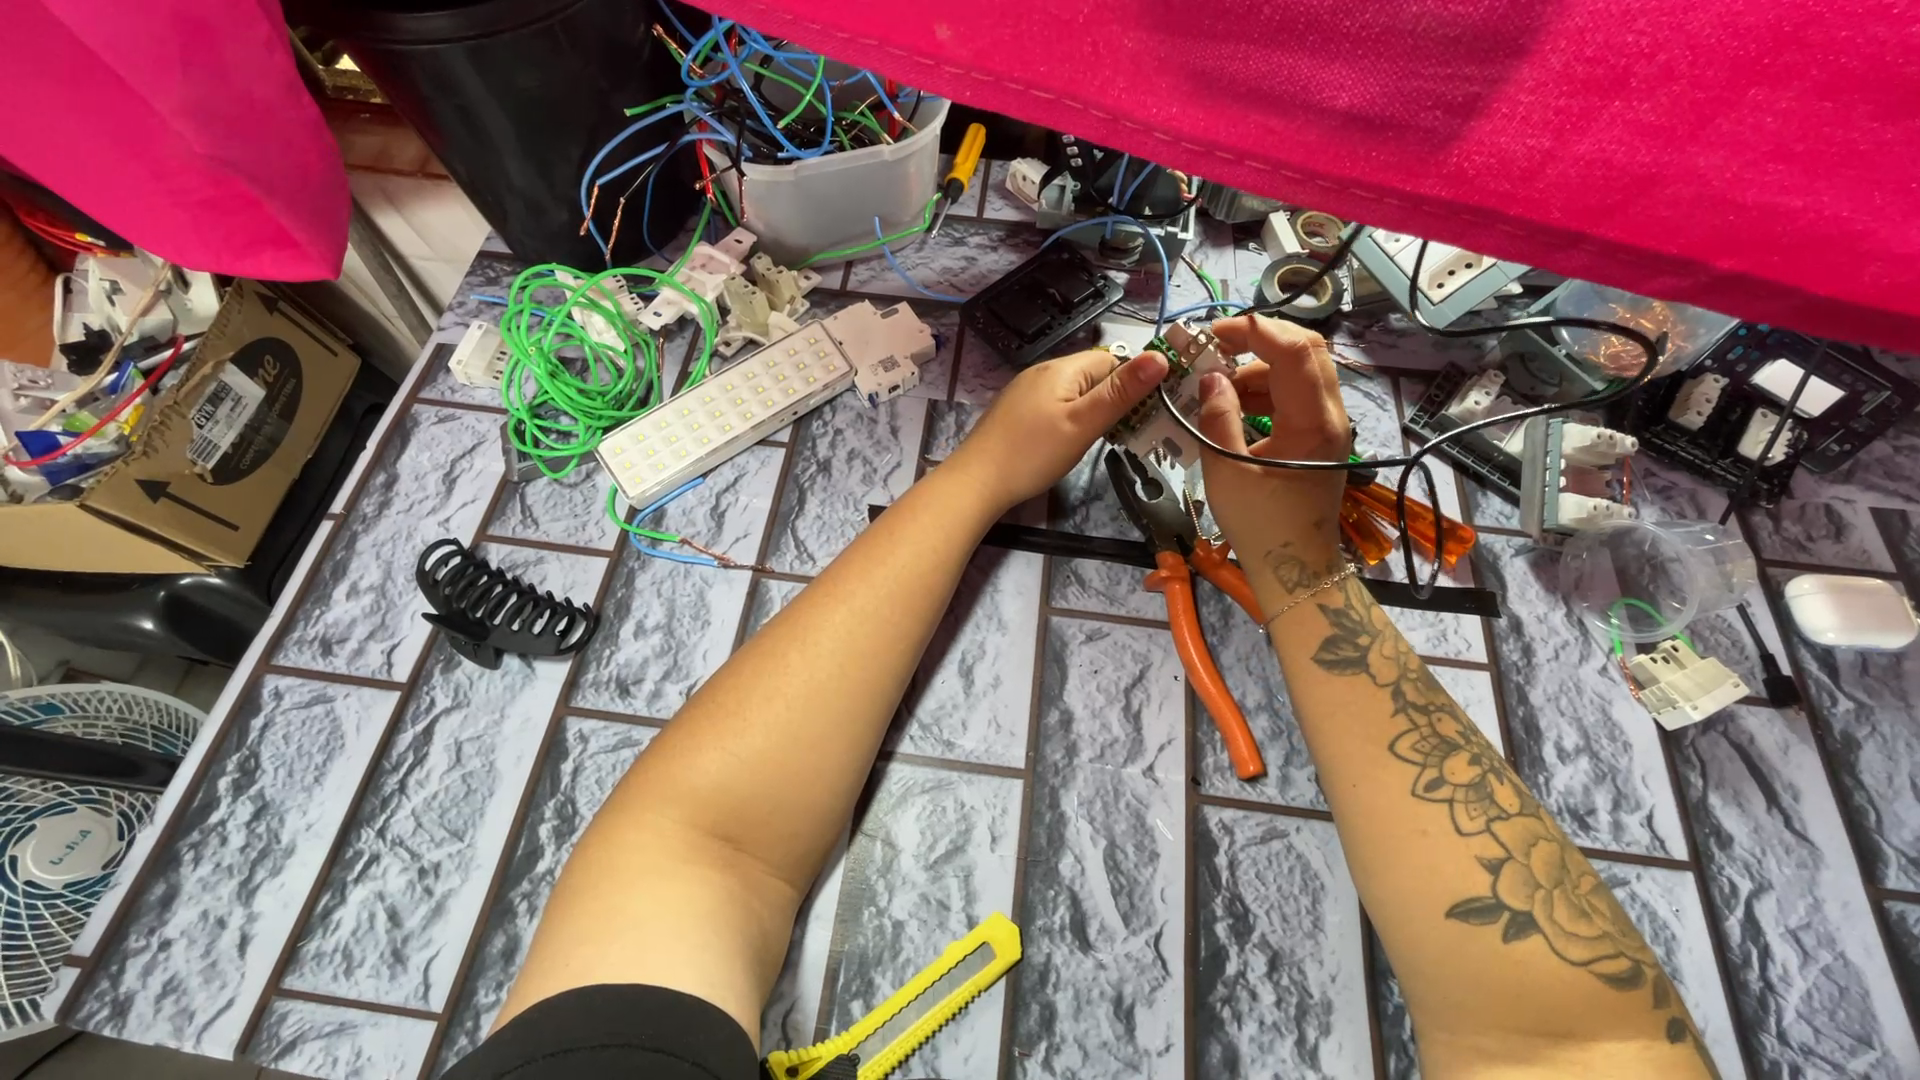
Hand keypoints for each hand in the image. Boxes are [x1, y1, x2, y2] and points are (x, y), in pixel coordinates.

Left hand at [947, 348, 1168, 511]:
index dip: (1134, 382)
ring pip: (1074, 394)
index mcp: (1061, 368)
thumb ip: (1121, 392)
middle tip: (1132, 432)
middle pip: (1094, 376)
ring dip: (1094, 412)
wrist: (976, 482)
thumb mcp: (1083, 423)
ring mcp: (1026, 393)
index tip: (1151, 411)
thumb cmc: (1032, 454)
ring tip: (1103, 440)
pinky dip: (1071, 421)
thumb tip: (1160, 356)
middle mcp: (1042, 373)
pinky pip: (1056, 407)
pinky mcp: (1017, 414)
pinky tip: (1070, 443)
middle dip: (1115, 399)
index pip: (1112, 360)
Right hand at [1194, 315, 1349, 601]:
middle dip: (1259, 339)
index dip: (1255, 331)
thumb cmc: (1260, 525)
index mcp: (1313, 423)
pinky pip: (1297, 394)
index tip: (1214, 334)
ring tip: (1216, 382)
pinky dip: (1266, 388)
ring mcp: (1329, 424)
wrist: (1295, 566)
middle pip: (1306, 350)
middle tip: (1217, 346)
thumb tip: (1211, 378)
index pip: (1294, 351)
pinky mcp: (1320, 435)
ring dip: (1258, 366)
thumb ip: (1218, 418)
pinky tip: (1234, 403)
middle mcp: (1331, 415)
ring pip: (1301, 370)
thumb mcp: (1227, 471)